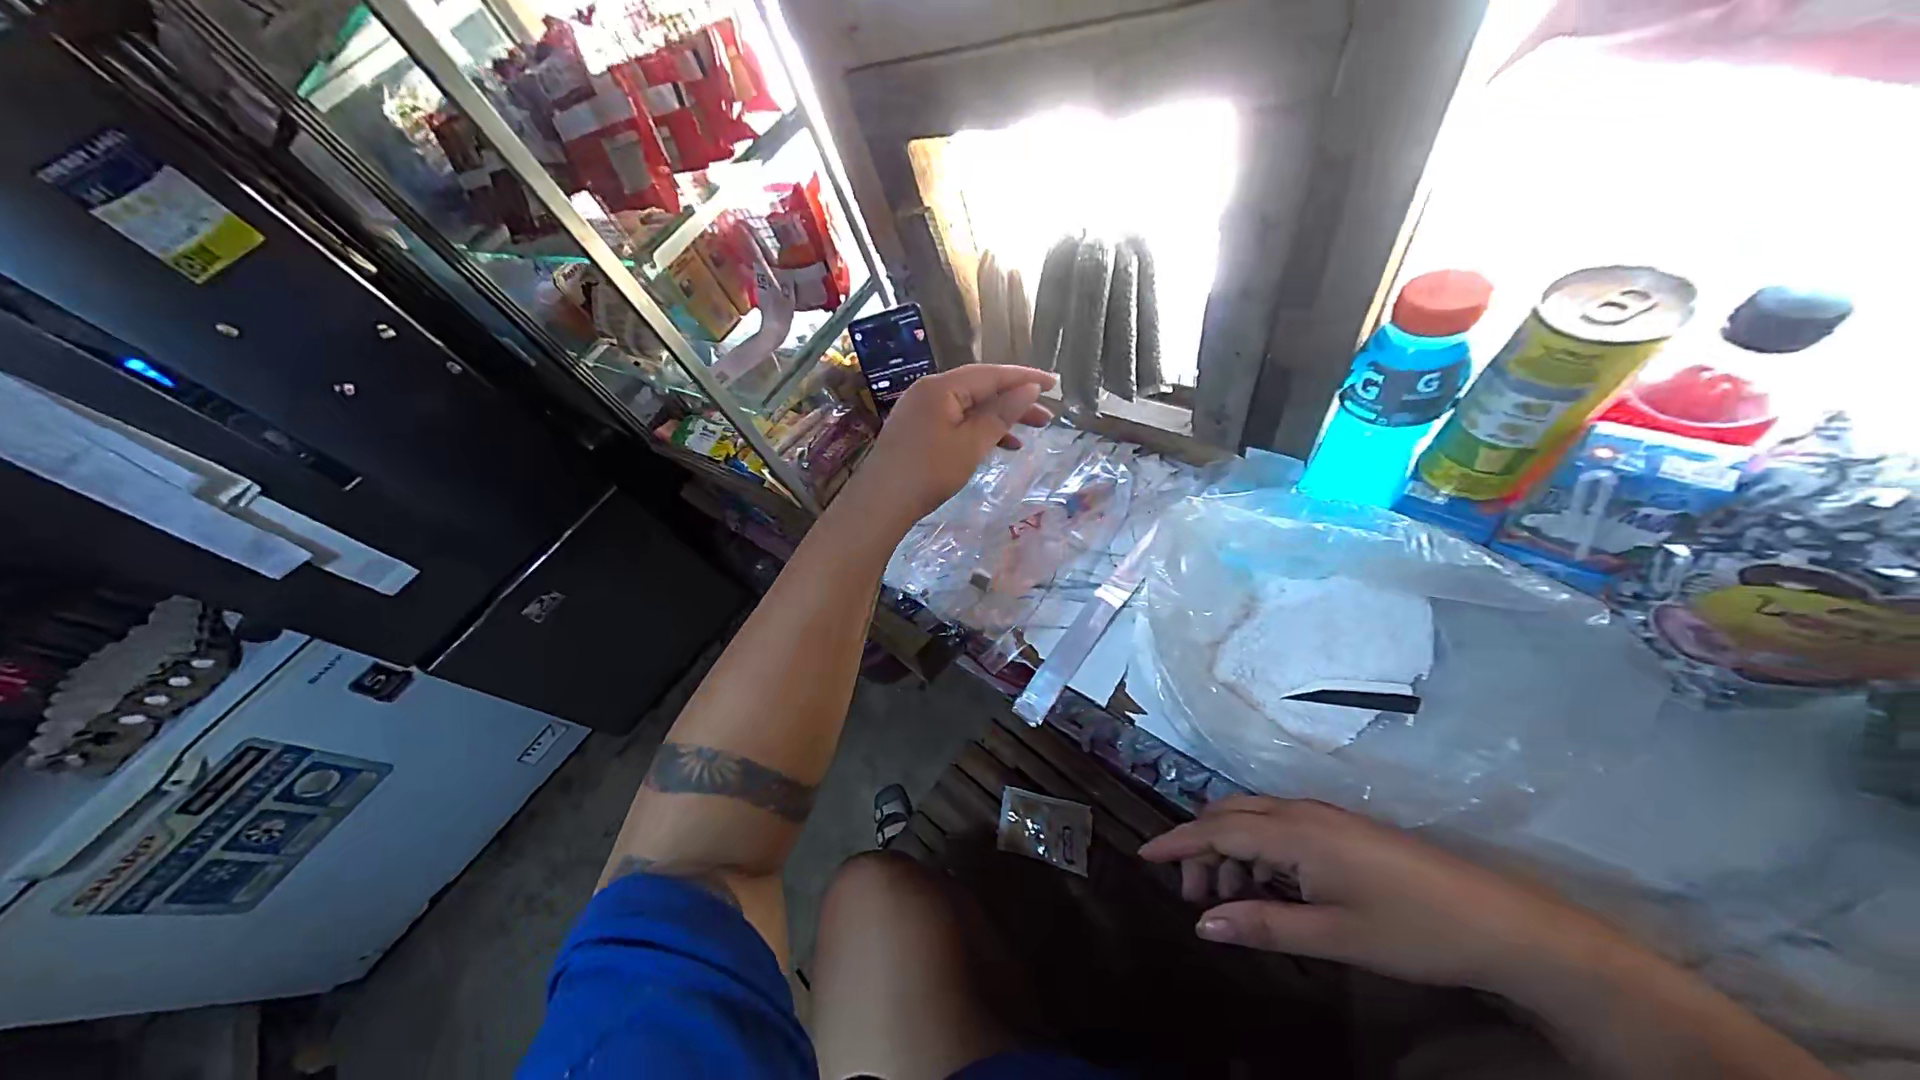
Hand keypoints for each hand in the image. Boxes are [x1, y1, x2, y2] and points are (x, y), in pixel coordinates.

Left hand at [838, 365, 1054, 532]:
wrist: (880, 504)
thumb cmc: (928, 473)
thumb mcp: (971, 444)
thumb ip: (1002, 414)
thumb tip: (1028, 389)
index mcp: (941, 387)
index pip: (990, 374)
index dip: (1024, 378)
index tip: (1054, 384)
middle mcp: (929, 390)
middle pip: (980, 388)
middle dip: (1015, 401)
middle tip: (1047, 416)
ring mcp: (921, 409)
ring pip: (970, 406)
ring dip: (1000, 417)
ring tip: (1032, 432)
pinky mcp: (918, 429)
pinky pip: (956, 420)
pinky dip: (979, 430)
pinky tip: (1001, 445)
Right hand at [1137, 797, 1628, 991]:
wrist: (1502, 922)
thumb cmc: (1412, 930)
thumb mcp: (1333, 937)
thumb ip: (1262, 925)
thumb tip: (1203, 924)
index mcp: (1295, 833)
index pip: (1216, 830)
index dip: (1177, 842)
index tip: (1143, 856)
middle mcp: (1302, 812)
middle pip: (1229, 816)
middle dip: (1201, 848)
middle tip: (1194, 896)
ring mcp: (1324, 817)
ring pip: (1253, 820)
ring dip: (1230, 851)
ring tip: (1232, 900)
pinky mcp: (1341, 829)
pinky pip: (1279, 828)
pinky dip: (1258, 851)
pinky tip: (1270, 888)